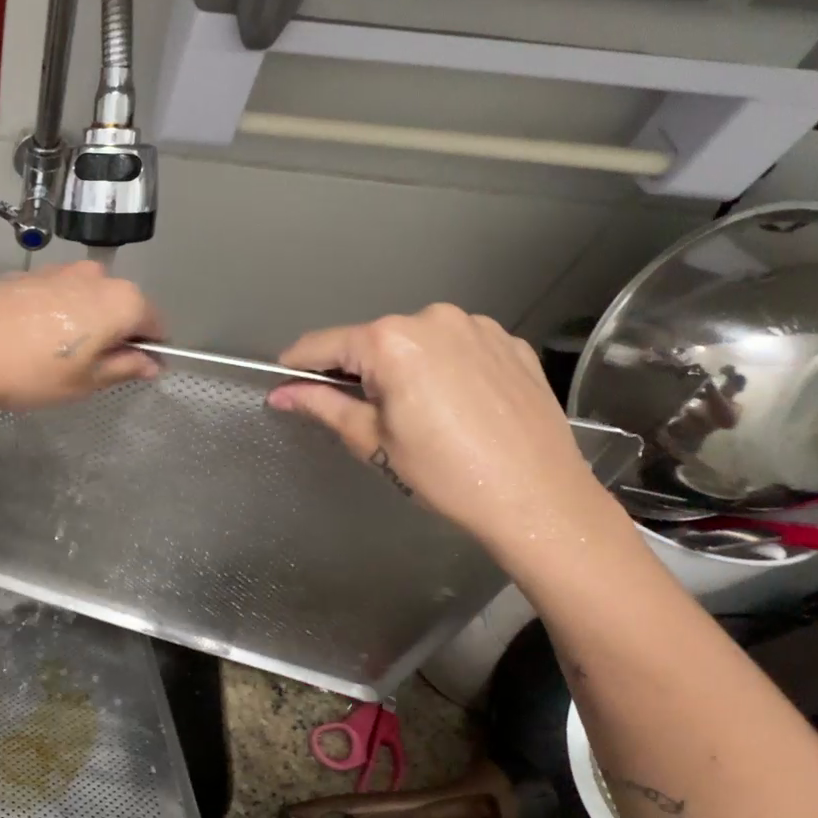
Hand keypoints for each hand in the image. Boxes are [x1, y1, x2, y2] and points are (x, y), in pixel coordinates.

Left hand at [0, 261, 163, 409]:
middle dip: (113, 333)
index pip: (155, 323)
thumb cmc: (31, 373)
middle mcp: (94, 276)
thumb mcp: (85, 381)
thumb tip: (150, 362)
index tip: (132, 370)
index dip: (148, 349)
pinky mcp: (24, 275)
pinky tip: (28, 339)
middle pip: (120, 305)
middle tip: (88, 368)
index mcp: (121, 300)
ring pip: (85, 297)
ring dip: (81, 321)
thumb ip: (125, 367)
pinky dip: (52, 313)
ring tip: (52, 355)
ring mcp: (57, 270)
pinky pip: (53, 294)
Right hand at [266, 304, 617, 555]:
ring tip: (414, 412)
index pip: (322, 345)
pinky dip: (441, 367)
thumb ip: (321, 405)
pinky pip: (456, 347)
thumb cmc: (444, 473)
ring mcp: (478, 327)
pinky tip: (454, 406)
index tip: (282, 385)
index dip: (296, 366)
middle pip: (371, 340)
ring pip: (415, 341)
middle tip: (358, 414)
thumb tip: (280, 393)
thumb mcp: (369, 440)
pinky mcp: (510, 343)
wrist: (537, 497)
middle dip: (355, 370)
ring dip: (400, 367)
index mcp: (391, 341)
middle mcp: (433, 319)